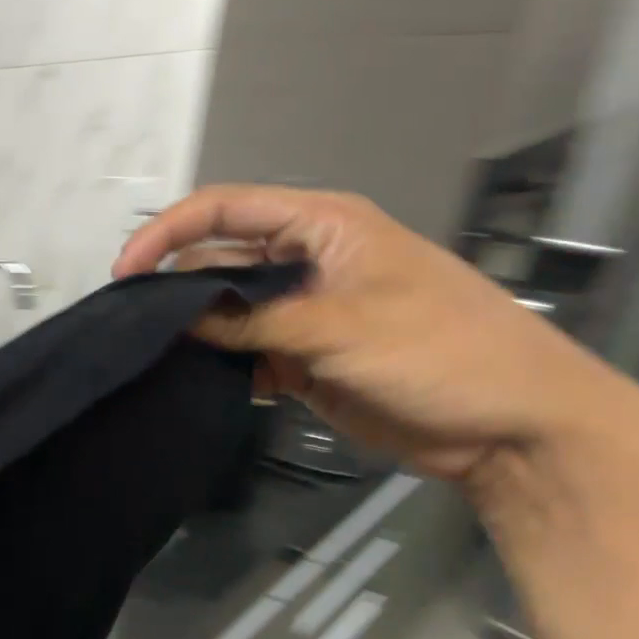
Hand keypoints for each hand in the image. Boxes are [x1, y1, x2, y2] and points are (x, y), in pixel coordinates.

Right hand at [115, 185, 619, 482]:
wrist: (513, 429)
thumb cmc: (440, 353)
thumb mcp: (339, 326)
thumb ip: (249, 319)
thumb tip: (176, 319)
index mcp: (320, 227)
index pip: (223, 209)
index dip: (166, 232)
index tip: (125, 272)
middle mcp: (303, 261)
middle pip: (214, 259)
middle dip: (174, 286)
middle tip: (133, 321)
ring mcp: (300, 309)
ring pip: (222, 308)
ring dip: (194, 330)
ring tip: (158, 354)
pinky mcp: (298, 354)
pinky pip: (239, 349)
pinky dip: (219, 363)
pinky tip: (202, 381)